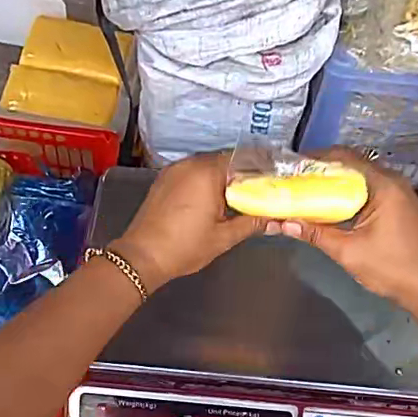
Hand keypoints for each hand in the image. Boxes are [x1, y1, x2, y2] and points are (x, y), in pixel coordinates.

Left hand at [111, 152, 266, 291]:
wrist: (142, 257)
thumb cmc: (184, 247)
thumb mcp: (223, 237)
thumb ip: (251, 223)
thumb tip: (275, 220)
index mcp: (207, 173)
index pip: (243, 160)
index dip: (260, 172)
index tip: (272, 185)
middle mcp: (190, 164)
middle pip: (225, 162)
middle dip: (241, 177)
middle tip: (257, 196)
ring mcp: (174, 170)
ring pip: (207, 168)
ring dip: (222, 181)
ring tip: (235, 201)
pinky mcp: (164, 180)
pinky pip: (191, 174)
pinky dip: (204, 184)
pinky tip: (211, 202)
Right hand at [274, 149, 417, 314]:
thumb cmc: (391, 267)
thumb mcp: (348, 252)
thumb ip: (316, 234)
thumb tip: (284, 223)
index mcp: (384, 185)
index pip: (345, 158)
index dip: (317, 160)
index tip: (294, 168)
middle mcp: (396, 183)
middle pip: (355, 167)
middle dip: (326, 173)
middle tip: (298, 181)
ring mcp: (404, 196)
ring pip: (366, 181)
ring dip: (341, 186)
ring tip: (313, 194)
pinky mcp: (406, 211)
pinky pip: (375, 194)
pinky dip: (355, 197)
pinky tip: (339, 210)